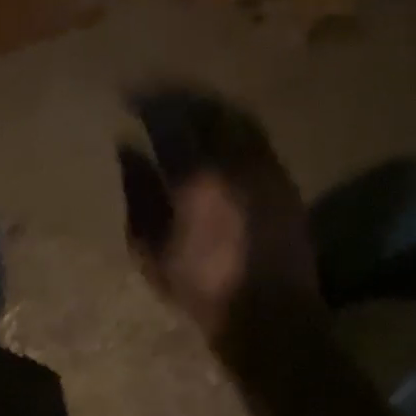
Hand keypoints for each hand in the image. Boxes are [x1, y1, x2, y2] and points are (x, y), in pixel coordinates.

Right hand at [119, 89, 317, 340]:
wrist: (270, 318)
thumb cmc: (198, 286)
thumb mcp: (148, 247)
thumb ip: (137, 191)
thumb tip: (128, 150)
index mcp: (196, 177)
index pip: (169, 122)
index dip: (147, 104)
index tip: (130, 98)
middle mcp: (236, 163)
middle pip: (209, 112)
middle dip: (182, 100)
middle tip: (160, 98)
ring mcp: (267, 171)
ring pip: (239, 121)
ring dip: (212, 112)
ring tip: (191, 113)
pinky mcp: (287, 184)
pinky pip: (257, 141)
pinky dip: (235, 131)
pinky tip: (222, 141)